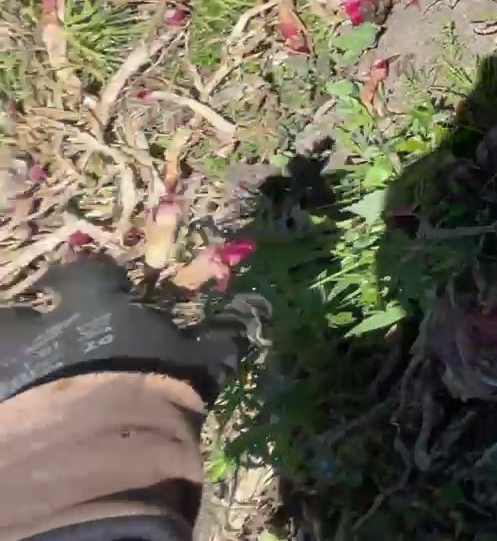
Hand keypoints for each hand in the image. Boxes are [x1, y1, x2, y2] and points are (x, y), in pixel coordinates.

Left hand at [0, 258, 248, 403]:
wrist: (99, 440)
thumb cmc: (158, 381)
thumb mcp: (207, 355)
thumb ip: (224, 331)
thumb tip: (255, 305)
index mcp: (97, 308)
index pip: (84, 274)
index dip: (86, 272)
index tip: (90, 274)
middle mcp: (45, 333)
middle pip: (11, 315)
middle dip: (20, 318)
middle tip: (35, 325)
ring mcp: (11, 371)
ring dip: (11, 356)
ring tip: (25, 365)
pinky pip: (0, 394)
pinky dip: (7, 396)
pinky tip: (21, 406)